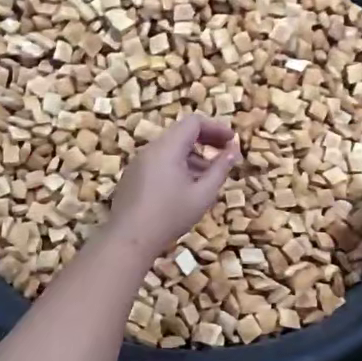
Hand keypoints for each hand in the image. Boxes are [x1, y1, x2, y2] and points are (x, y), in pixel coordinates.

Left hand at [108, 115, 239, 255]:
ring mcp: (137, 163)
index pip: (193, 123)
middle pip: (180, 134)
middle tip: (225, 155)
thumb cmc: (170, 215)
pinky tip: (187, 187)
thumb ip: (220, 169)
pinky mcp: (132, 177)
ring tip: (209, 175)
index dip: (216, 128)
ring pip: (169, 149)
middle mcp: (149, 150)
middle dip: (205, 141)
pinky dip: (176, 166)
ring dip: (192, 156)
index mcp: (166, 148)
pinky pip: (157, 162)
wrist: (129, 237)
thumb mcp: (202, 194)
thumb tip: (232, 151)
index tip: (232, 141)